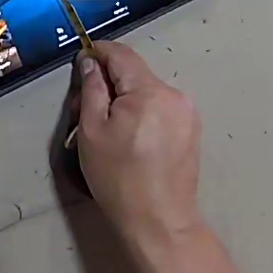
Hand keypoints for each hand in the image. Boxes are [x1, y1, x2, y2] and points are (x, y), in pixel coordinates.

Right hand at [74, 43, 204, 249]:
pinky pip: (161, 107)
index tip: (81, 59)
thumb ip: (91, 89)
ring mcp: (186, 112)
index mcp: (149, 92)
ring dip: (125, 99)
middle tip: (83, 109)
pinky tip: (129, 138)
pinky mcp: (191, 129)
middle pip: (135, 74)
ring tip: (106, 129)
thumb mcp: (92, 131)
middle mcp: (174, 95)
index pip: (121, 54)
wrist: (159, 221)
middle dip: (108, 83)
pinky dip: (142, 112)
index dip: (98, 51)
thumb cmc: (119, 179)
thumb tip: (90, 62)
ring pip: (147, 91)